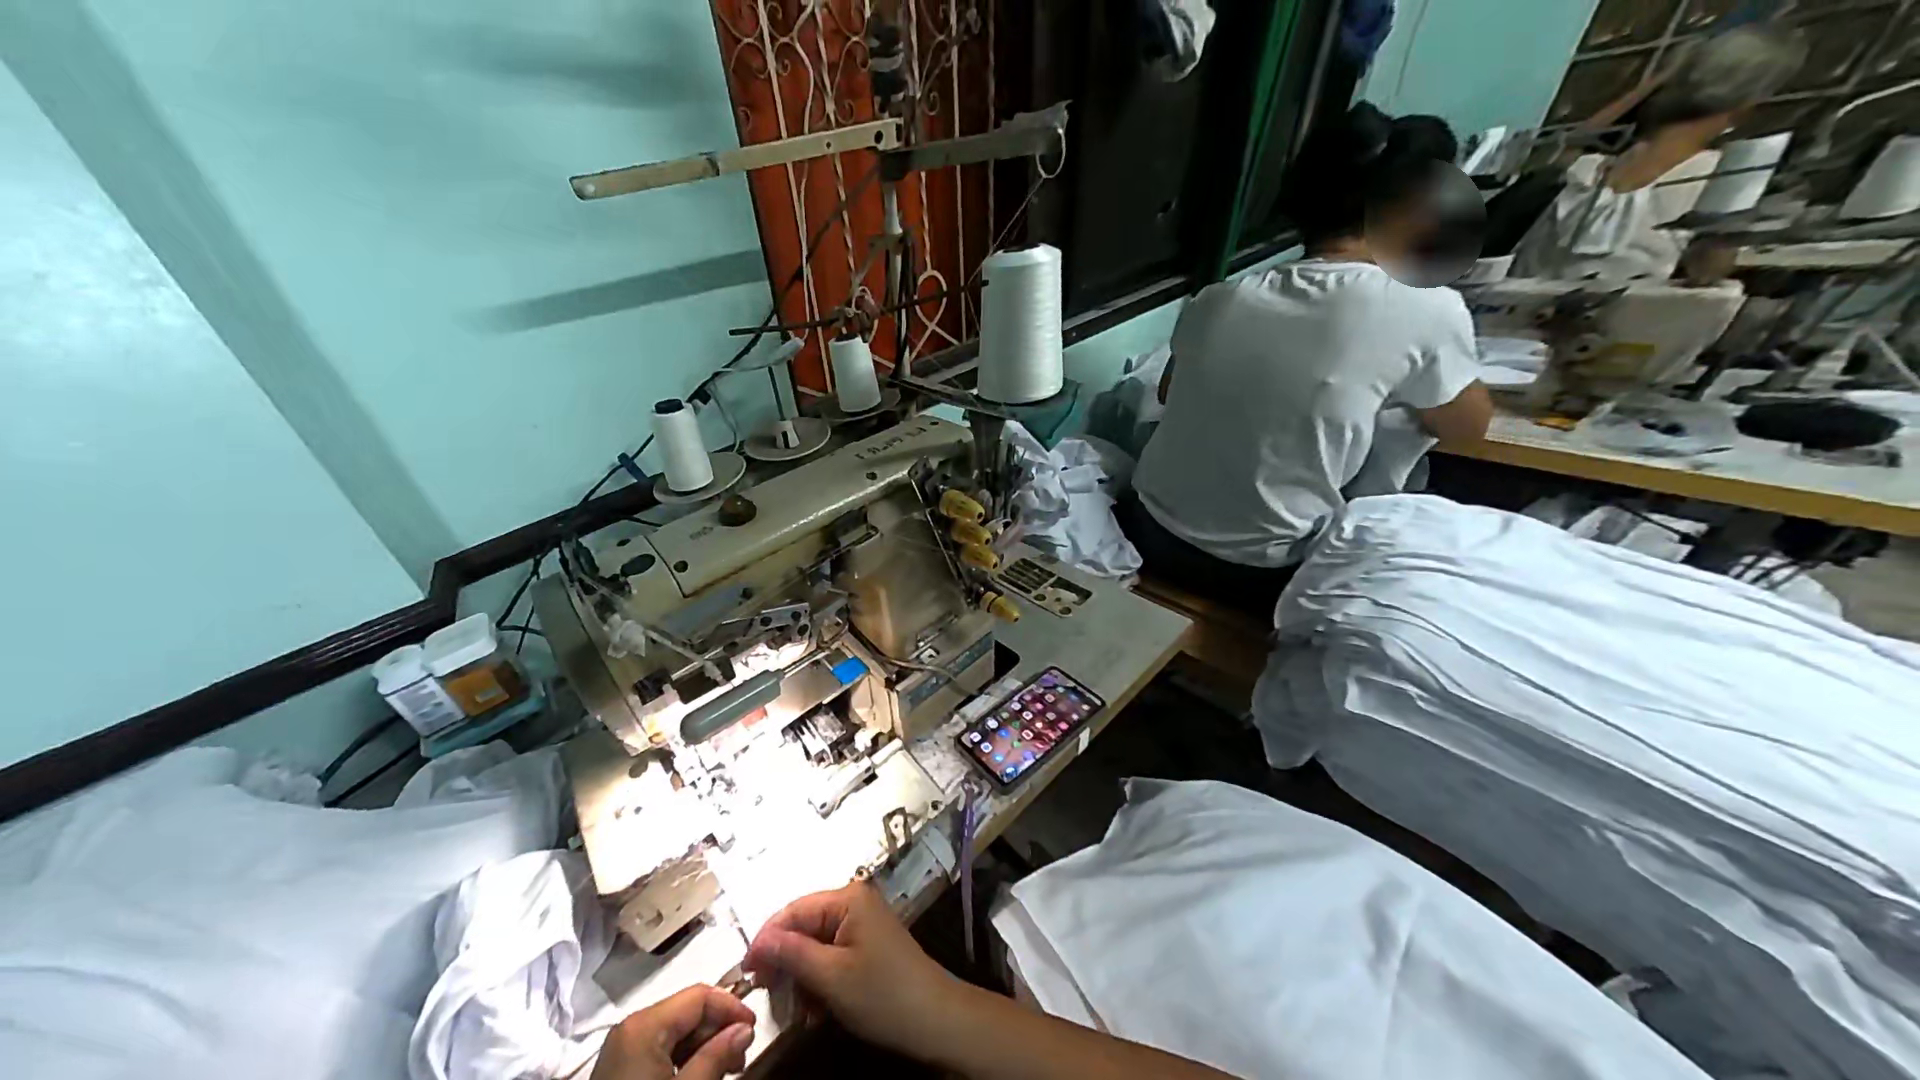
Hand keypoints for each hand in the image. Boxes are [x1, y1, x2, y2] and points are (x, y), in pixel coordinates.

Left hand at [590, 985, 755, 1079]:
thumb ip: (716, 1056)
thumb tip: (745, 1028)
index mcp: (645, 1025)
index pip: (699, 996)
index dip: (731, 1007)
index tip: (753, 1030)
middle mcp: (631, 1028)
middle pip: (687, 1012)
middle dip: (718, 1029)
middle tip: (740, 1057)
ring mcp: (623, 1050)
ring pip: (676, 1032)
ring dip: (704, 1046)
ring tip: (725, 1069)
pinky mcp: (620, 1070)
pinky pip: (660, 1050)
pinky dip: (684, 1059)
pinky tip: (699, 1076)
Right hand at [743, 883, 959, 1056]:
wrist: (935, 1019)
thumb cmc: (882, 993)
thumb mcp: (830, 976)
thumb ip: (791, 954)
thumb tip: (757, 942)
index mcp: (847, 898)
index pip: (792, 910)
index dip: (766, 940)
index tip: (746, 974)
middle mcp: (854, 902)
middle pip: (803, 927)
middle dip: (787, 964)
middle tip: (772, 996)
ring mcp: (862, 924)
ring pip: (814, 947)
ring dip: (803, 979)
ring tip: (804, 1011)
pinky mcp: (867, 946)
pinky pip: (831, 957)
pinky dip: (820, 983)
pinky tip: (819, 1011)